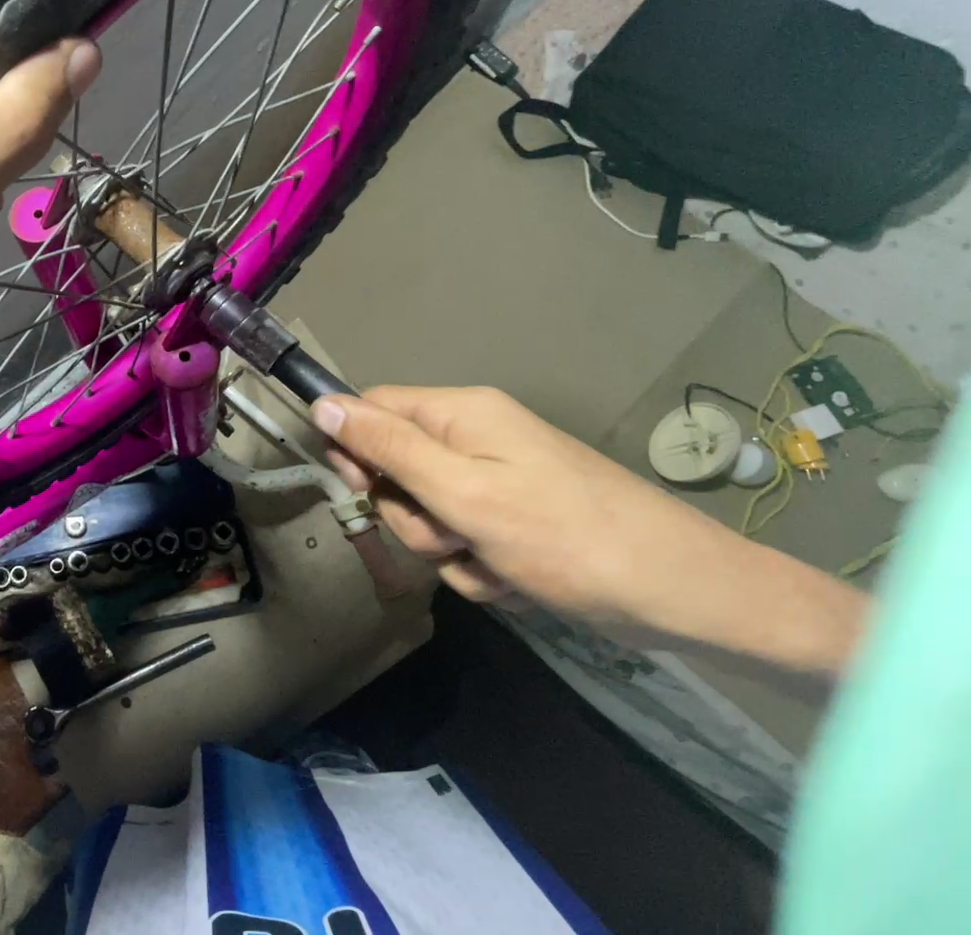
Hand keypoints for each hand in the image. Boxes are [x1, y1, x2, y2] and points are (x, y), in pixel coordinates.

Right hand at [312, 386, 770, 626]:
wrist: (679, 596)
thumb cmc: (564, 536)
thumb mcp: (462, 492)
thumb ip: (388, 447)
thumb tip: (321, 404)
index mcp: (461, 415)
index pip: (372, 409)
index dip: (353, 448)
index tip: (362, 490)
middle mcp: (474, 441)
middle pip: (394, 470)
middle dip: (410, 515)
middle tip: (450, 533)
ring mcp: (495, 484)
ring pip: (425, 516)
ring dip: (446, 550)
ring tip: (494, 562)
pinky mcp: (512, 523)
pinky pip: (460, 544)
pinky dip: (477, 568)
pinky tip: (515, 579)